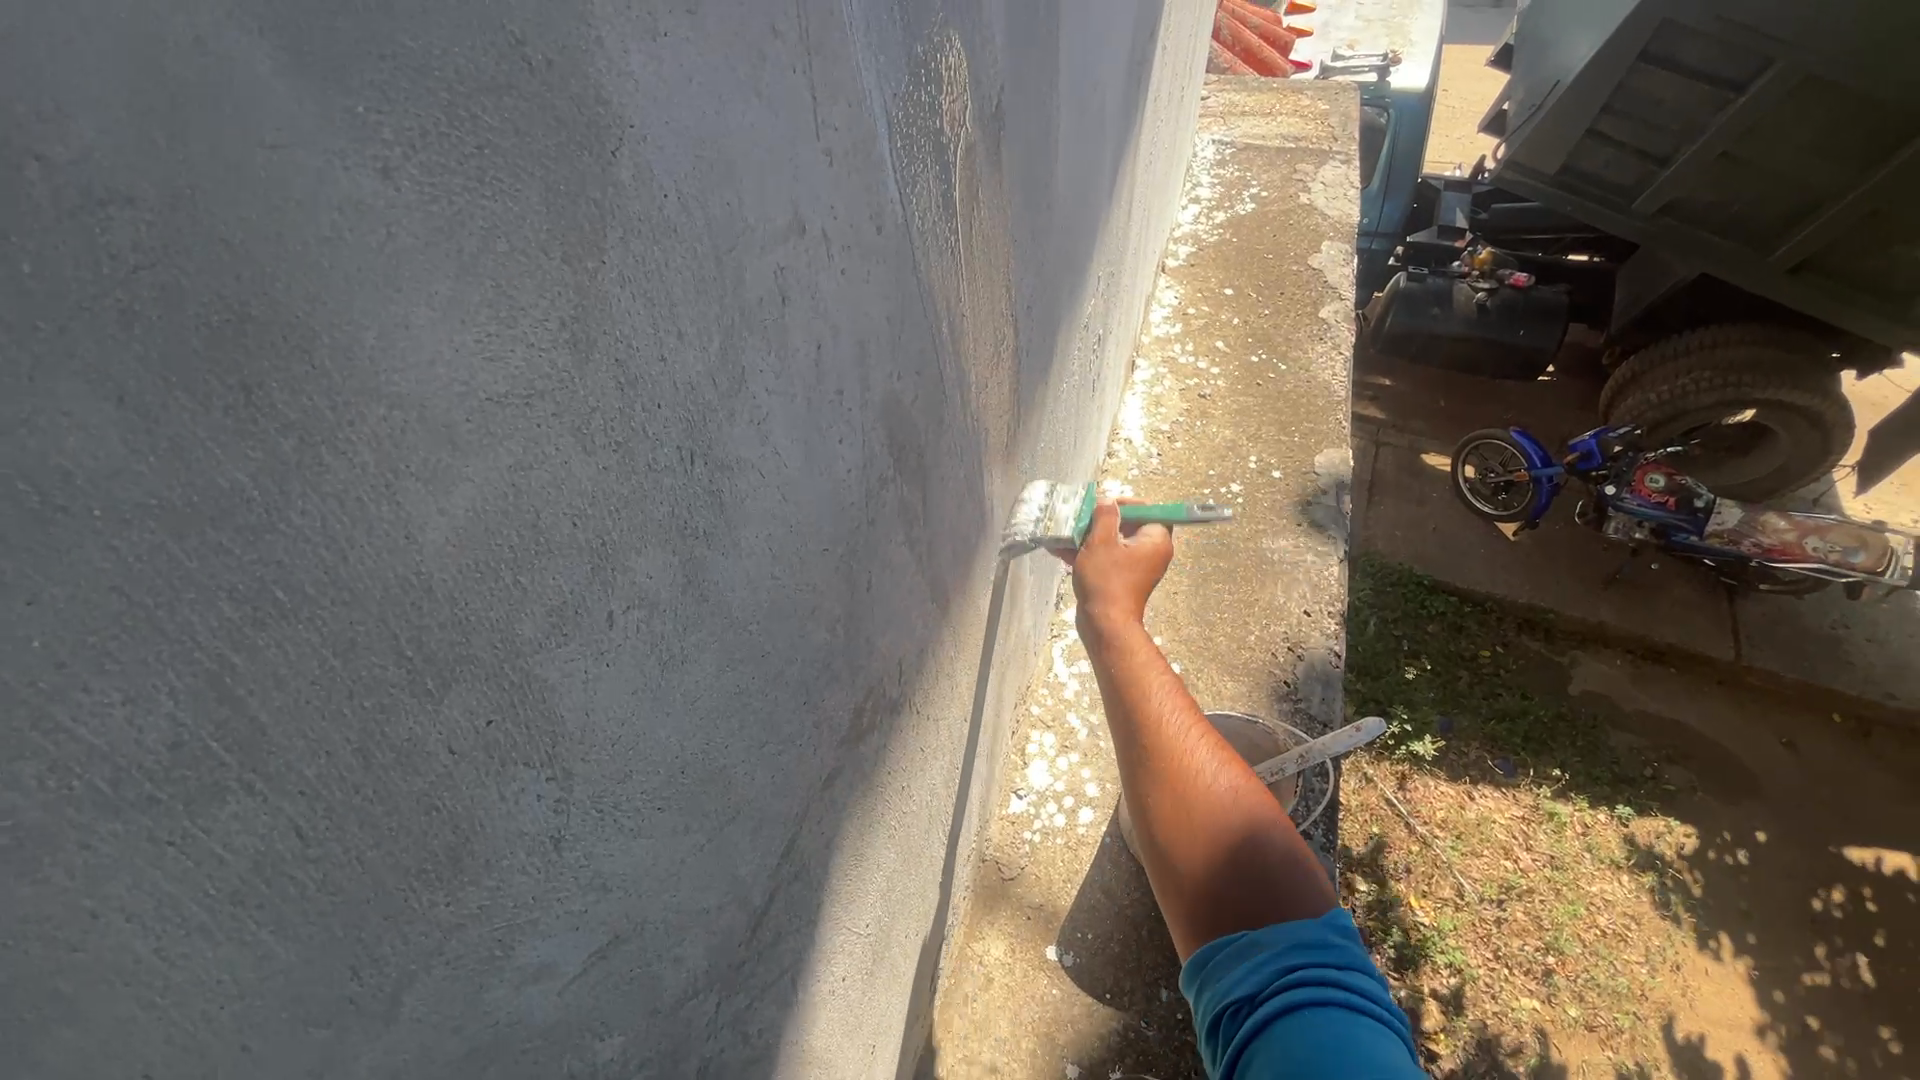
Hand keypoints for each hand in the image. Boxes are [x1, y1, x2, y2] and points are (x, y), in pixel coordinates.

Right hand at [1059, 497, 1173, 638]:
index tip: (1102, 504)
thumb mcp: (1101, 541)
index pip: (1148, 510)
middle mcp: (1151, 552)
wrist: (1104, 623)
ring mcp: (1136, 568)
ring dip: (1090, 536)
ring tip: (1066, 533)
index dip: (1125, 503)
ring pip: (1113, 542)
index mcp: (1156, 540)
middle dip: (1100, 520)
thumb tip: (1108, 501)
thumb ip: (1105, 515)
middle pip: (1128, 525)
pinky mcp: (1121, 579)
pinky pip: (1107, 558)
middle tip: (1081, 518)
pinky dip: (1089, 553)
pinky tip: (1062, 550)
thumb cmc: (1106, 580)